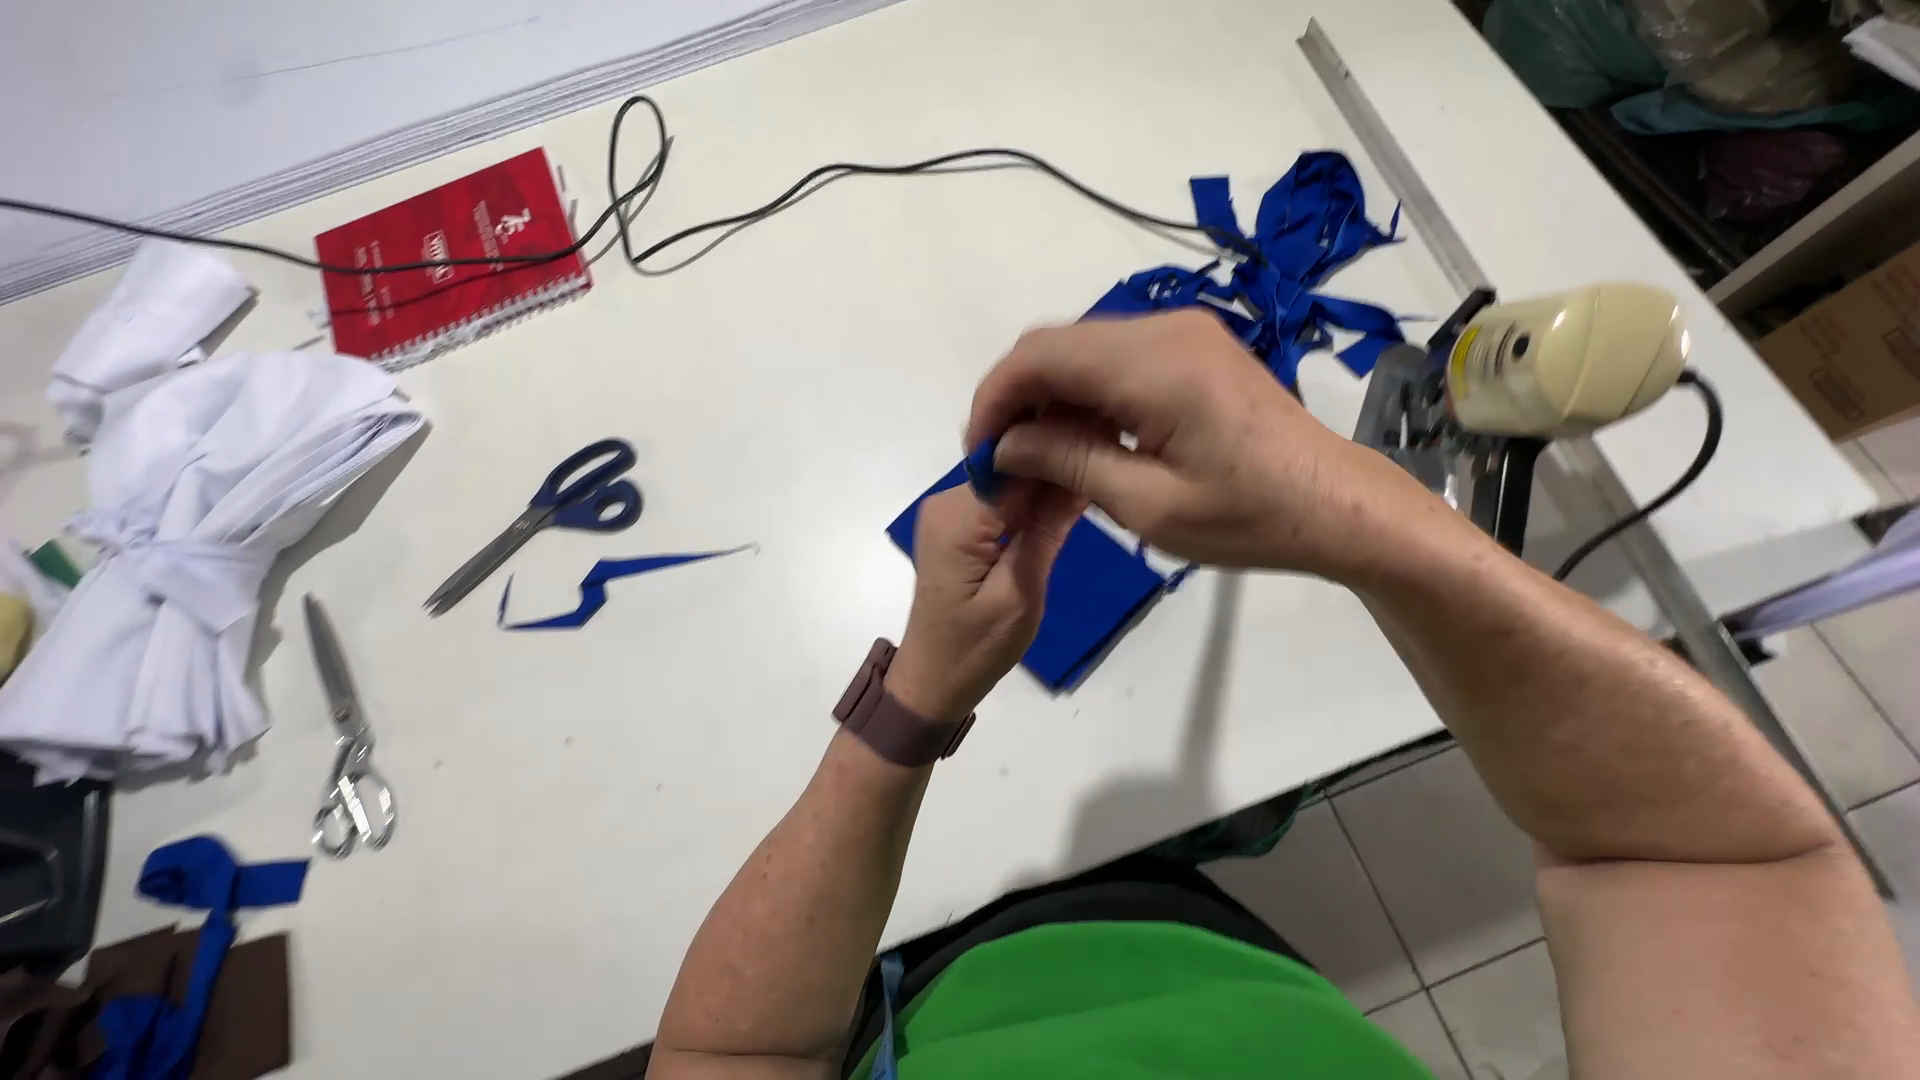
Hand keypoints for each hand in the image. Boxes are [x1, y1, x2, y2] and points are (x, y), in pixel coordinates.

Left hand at [886, 481, 1083, 724]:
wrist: (933, 678)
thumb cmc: (976, 647)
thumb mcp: (1020, 594)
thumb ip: (1045, 532)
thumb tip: (1077, 476)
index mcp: (958, 517)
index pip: (1018, 465)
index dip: (1059, 461)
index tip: (1100, 463)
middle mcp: (946, 502)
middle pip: (1012, 469)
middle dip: (1053, 475)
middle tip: (1099, 488)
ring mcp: (947, 511)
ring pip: (1008, 483)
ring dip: (1042, 492)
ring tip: (1081, 504)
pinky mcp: (954, 525)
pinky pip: (997, 502)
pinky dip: (1025, 508)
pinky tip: (1053, 518)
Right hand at [966, 310, 1441, 581]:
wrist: (1336, 504)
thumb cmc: (1249, 519)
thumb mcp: (1149, 505)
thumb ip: (1068, 462)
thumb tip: (1005, 442)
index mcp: (1154, 366)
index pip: (1039, 357)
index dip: (994, 400)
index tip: (978, 453)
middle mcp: (1164, 329)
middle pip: (1054, 344)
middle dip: (1014, 398)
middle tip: (1001, 459)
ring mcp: (1181, 332)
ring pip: (1079, 348)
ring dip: (1046, 396)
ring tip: (1034, 456)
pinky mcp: (1191, 347)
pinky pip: (1112, 357)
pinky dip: (1081, 393)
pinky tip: (1078, 438)